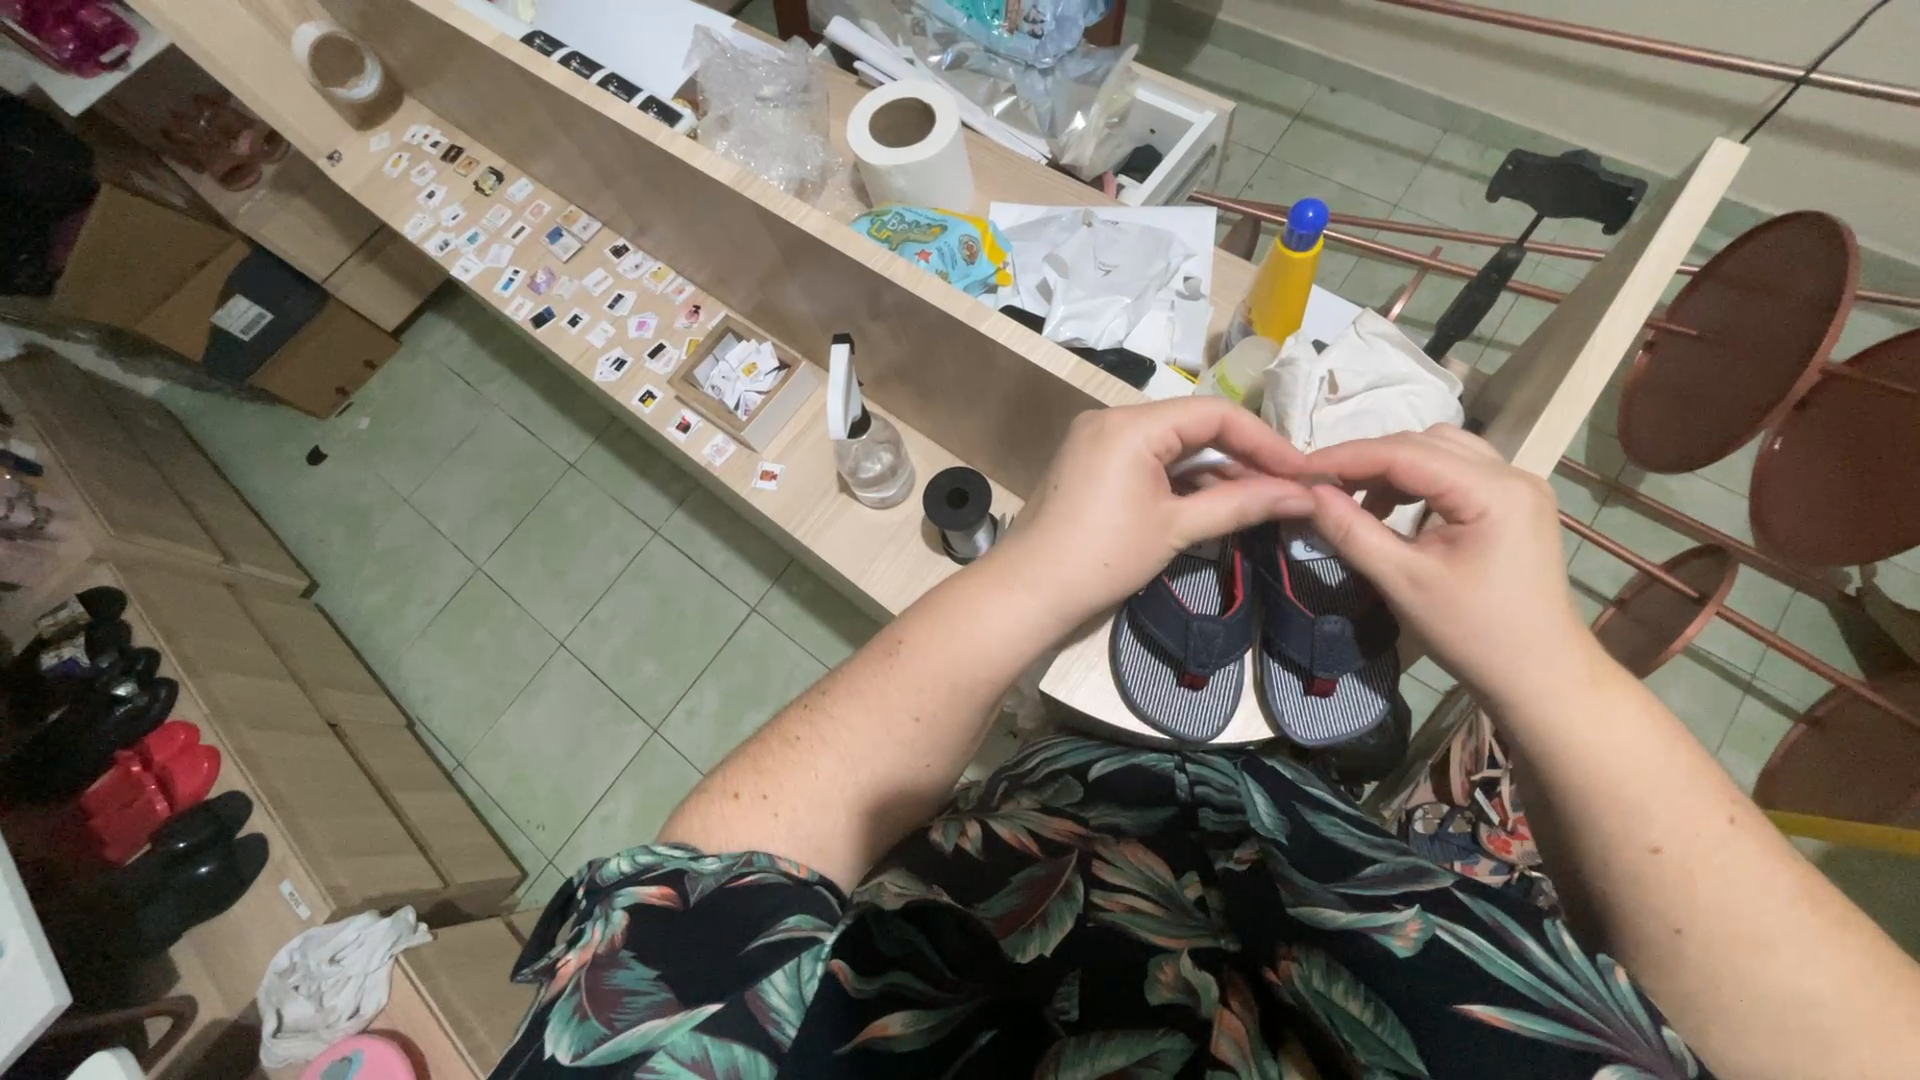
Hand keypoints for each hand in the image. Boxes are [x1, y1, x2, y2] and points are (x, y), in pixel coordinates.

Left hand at [992, 398, 1315, 625]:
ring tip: (1260, 497)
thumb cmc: (1102, 558)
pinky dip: (1179, 479)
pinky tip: (1213, 501)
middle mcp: (1111, 418)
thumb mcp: (1176, 528)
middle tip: (1287, 486)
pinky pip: (1146, 460)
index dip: (1265, 441)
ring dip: (1213, 469)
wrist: (1028, 591)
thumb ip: (1241, 503)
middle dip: (1242, 455)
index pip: (1214, 414)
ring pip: (1170, 444)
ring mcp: (1095, 440)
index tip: (1303, 472)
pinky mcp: (1089, 463)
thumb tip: (1304, 495)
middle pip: (1192, 425)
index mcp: (1130, 423)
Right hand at [1302, 425, 1598, 704]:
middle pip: (1424, 443)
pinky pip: (1454, 471)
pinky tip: (1392, 511)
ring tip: (1355, 500)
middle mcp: (1512, 476)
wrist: (1538, 674)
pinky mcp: (1512, 503)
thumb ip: (1352, 531)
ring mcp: (1517, 487)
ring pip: (1439, 451)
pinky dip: (1415, 481)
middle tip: (1321, 487)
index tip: (1298, 470)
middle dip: (1367, 460)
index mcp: (1494, 492)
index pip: (1406, 453)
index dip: (1347, 457)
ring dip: (1391, 468)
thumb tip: (1307, 493)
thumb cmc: (1472, 633)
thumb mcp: (1402, 582)